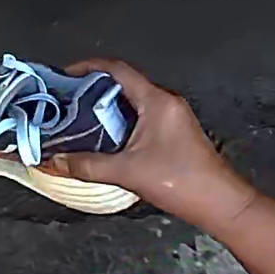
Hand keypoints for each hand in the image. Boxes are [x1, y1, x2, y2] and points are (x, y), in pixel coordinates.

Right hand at [40, 59, 257, 231]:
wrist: (223, 206)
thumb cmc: (179, 181)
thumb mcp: (126, 172)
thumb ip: (85, 164)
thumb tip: (51, 161)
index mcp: (156, 101)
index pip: (118, 70)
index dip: (88, 67)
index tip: (64, 75)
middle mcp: (165, 102)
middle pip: (122, 83)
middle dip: (90, 88)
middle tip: (64, 100)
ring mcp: (171, 117)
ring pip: (129, 100)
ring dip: (102, 105)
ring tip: (74, 116)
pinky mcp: (172, 132)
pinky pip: (138, 115)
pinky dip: (116, 119)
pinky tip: (99, 135)